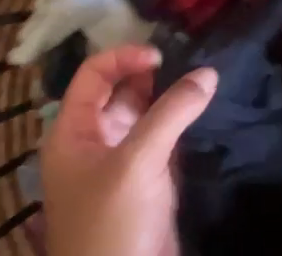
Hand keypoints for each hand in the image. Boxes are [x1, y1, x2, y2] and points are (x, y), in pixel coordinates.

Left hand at [40, 44, 218, 255]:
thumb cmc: (111, 224)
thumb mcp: (139, 162)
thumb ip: (173, 112)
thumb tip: (208, 72)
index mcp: (72, 133)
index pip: (93, 74)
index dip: (124, 57)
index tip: (163, 56)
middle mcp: (93, 141)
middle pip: (120, 89)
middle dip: (154, 71)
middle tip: (192, 58)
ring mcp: (119, 162)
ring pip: (145, 112)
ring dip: (171, 95)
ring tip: (204, 77)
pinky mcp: (145, 181)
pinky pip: (162, 137)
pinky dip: (180, 121)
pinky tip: (205, 109)